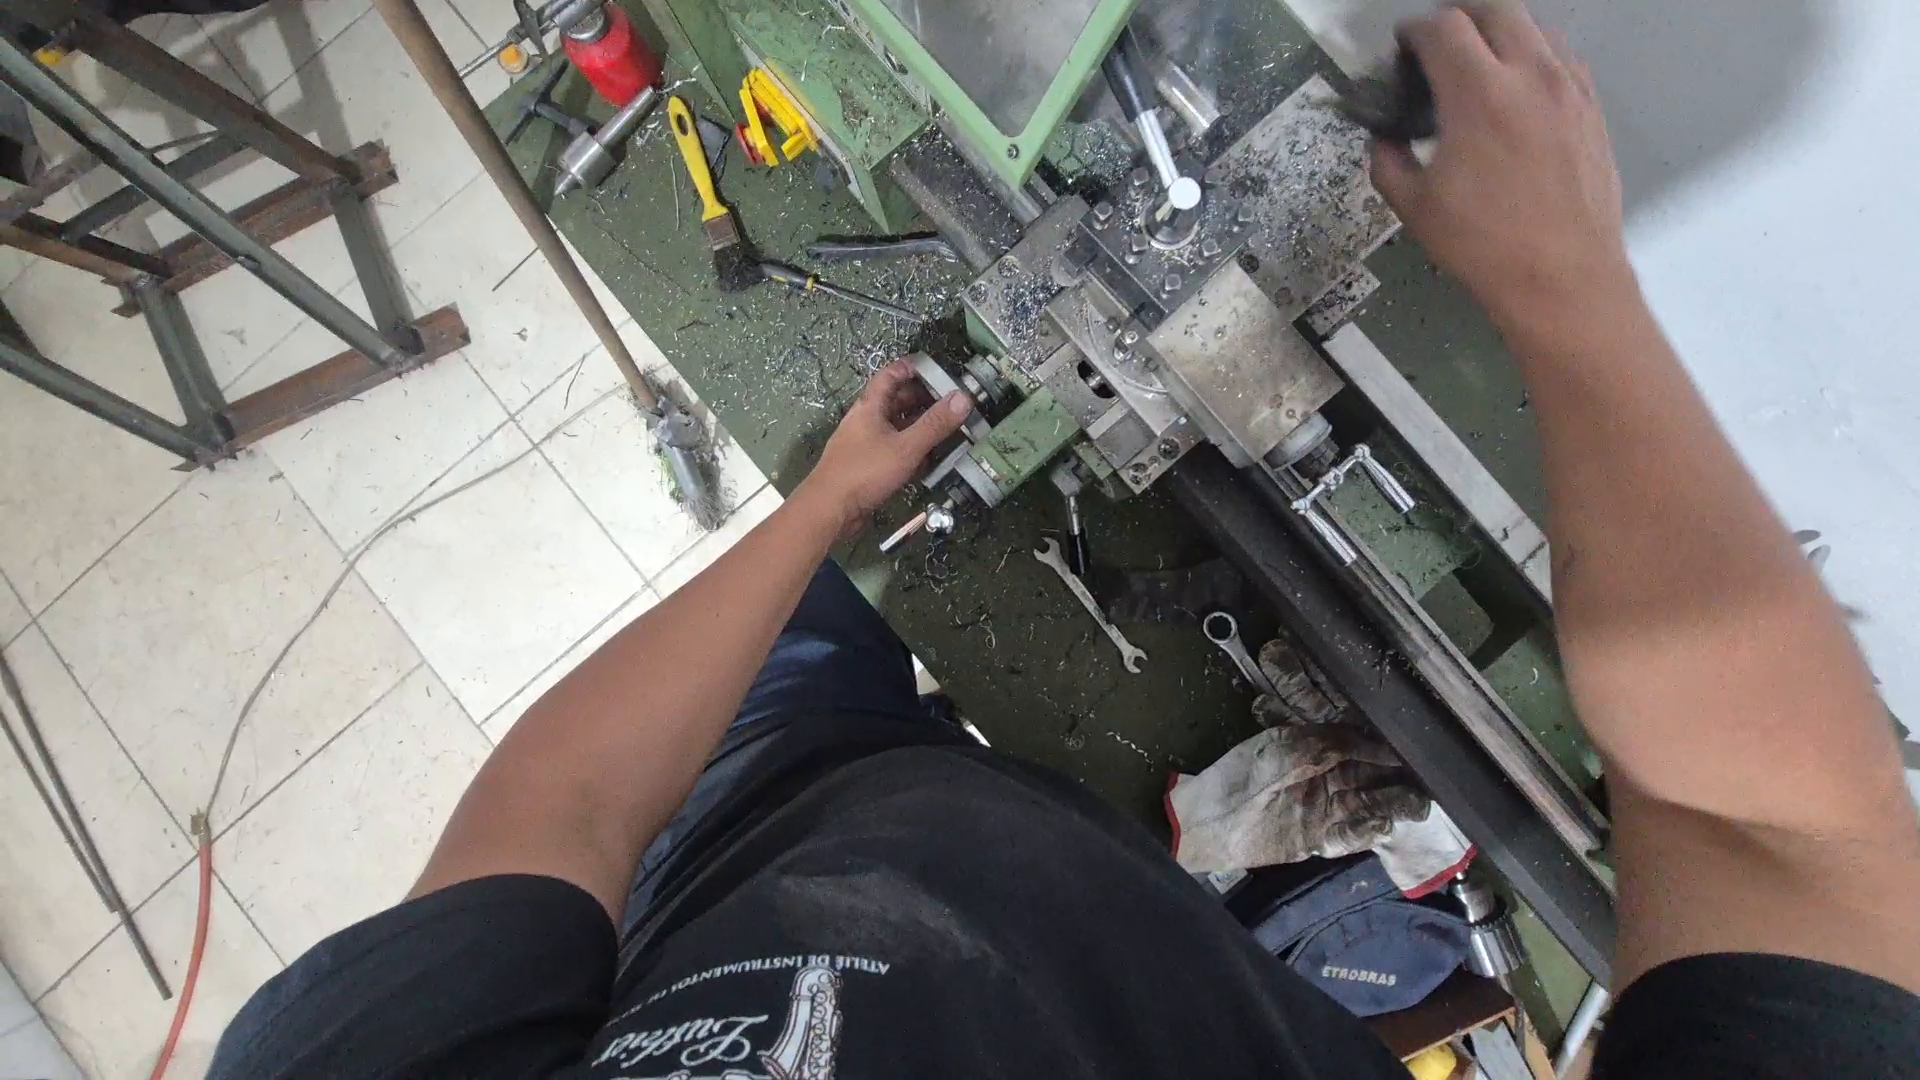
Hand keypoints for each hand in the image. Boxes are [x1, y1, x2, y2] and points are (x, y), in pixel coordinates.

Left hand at [798, 359, 971, 534]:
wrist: (830, 510)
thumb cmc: (865, 472)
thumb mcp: (905, 447)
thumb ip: (935, 424)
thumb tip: (963, 398)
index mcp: (870, 407)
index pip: (890, 375)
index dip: (911, 367)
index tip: (936, 368)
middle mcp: (866, 421)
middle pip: (895, 401)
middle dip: (922, 399)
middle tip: (950, 401)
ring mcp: (865, 444)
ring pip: (896, 426)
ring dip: (918, 425)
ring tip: (946, 428)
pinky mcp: (867, 466)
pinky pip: (893, 449)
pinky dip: (911, 449)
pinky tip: (929, 457)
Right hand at [1369, 5, 1633, 331]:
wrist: (1557, 270)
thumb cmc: (1477, 242)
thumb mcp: (1413, 207)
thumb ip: (1389, 162)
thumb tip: (1384, 139)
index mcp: (1478, 95)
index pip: (1444, 30)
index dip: (1415, 30)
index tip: (1400, 44)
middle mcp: (1530, 73)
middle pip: (1496, 9)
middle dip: (1459, 16)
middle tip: (1435, 42)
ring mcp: (1568, 84)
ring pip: (1534, 27)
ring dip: (1498, 33)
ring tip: (1473, 65)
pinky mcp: (1590, 103)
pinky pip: (1559, 56)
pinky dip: (1529, 57)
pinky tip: (1512, 91)